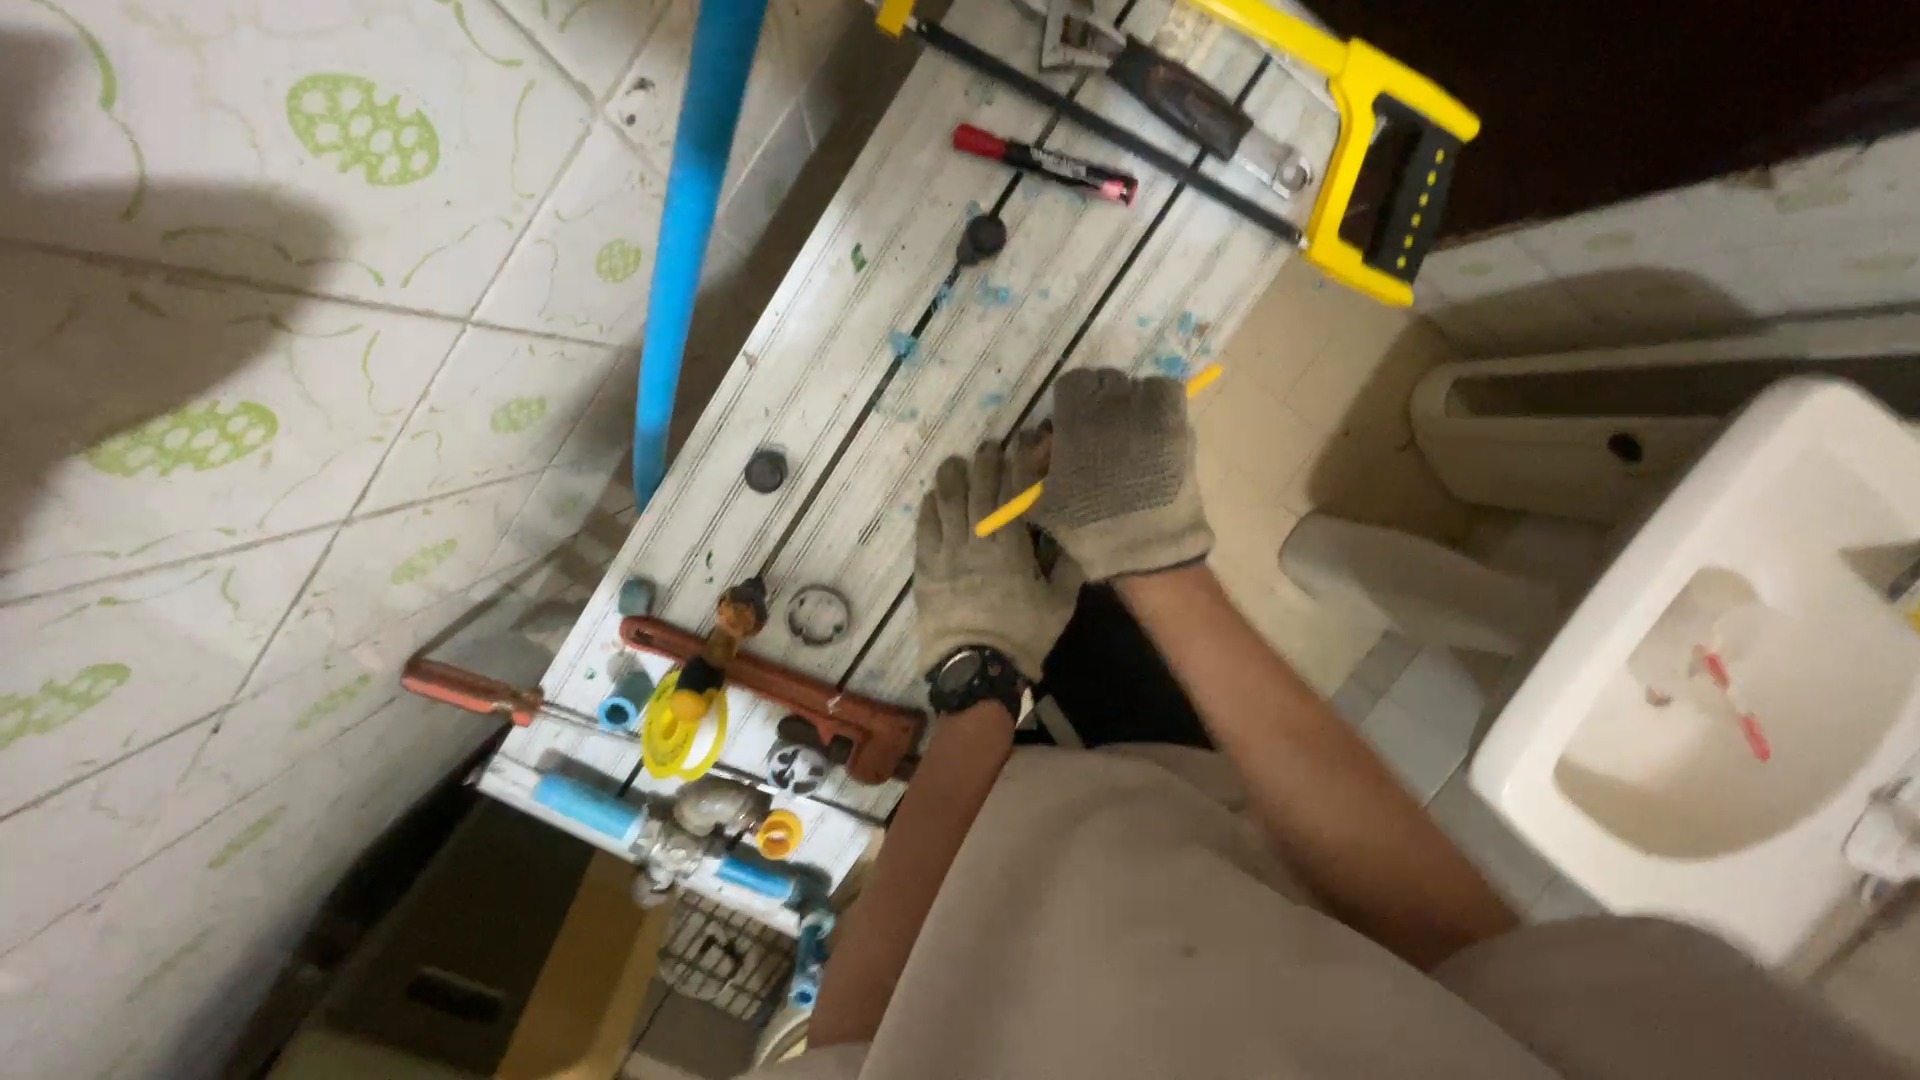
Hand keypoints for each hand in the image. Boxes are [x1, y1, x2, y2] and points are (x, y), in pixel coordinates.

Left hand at [914, 443, 1082, 679]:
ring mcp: (945, 551)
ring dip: (952, 475)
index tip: (1028, 439)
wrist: (974, 667)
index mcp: (1011, 544)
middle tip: (992, 446)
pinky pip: (924, 526)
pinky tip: (932, 497)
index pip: (1016, 488)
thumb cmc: (1023, 637)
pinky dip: (929, 506)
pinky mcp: (924, 567)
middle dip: (986, 459)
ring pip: (945, 499)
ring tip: (957, 462)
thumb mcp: (1059, 604)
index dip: (1023, 459)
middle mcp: (975, 538)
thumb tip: (1072, 539)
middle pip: (978, 486)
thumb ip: (1067, 567)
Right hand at [1014, 367, 1211, 580]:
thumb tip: (1042, 441)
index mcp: (1077, 419)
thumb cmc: (1085, 526)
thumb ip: (1035, 463)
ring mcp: (1151, 414)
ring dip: (1132, 401)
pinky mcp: (1179, 428)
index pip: (1074, 383)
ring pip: (1141, 386)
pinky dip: (1160, 408)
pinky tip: (1154, 437)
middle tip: (1098, 428)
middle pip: (1107, 380)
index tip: (1070, 422)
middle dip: (1100, 399)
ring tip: (1130, 431)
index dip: (1071, 401)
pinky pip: (1169, 399)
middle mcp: (1114, 406)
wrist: (1141, 547)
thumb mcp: (1042, 498)